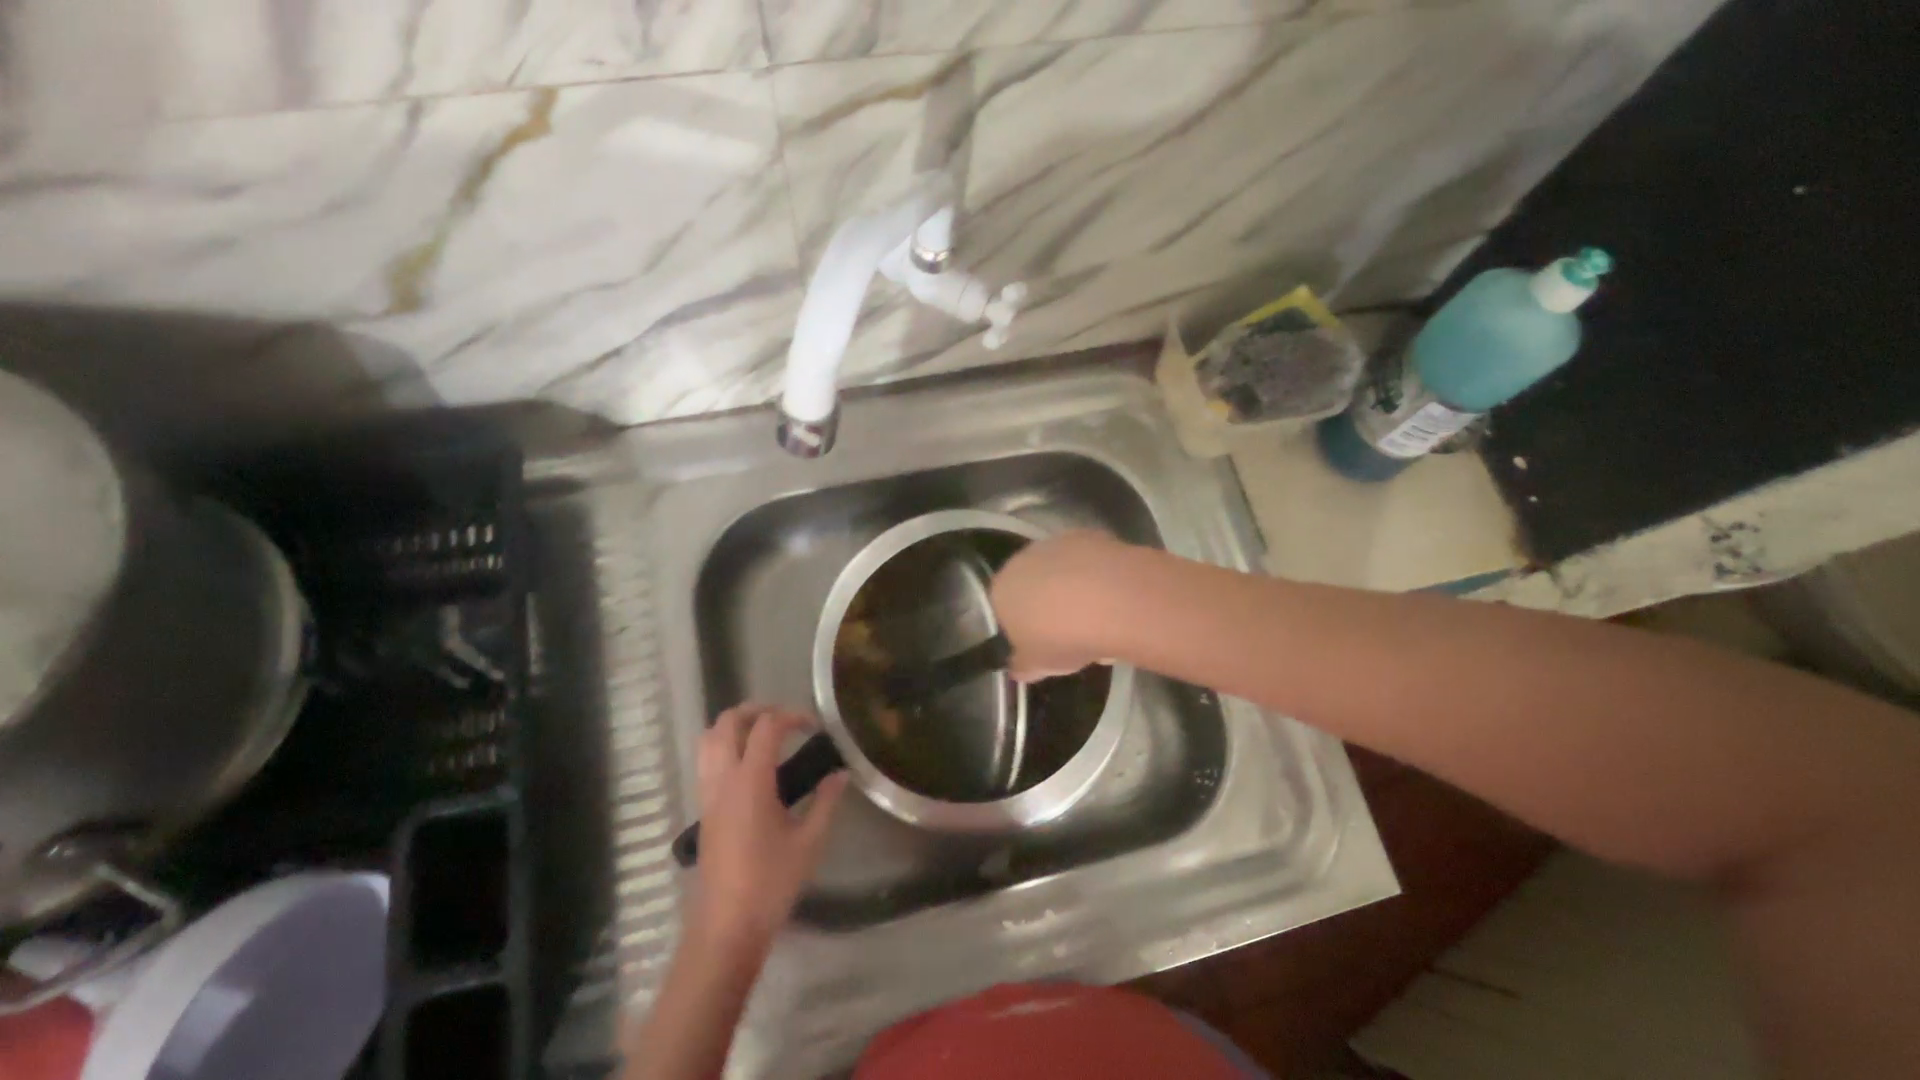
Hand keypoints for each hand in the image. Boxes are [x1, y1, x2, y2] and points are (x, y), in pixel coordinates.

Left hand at [691, 705, 848, 951]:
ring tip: (764, 735)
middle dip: (756, 711)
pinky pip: (706, 762)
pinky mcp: (703, 810)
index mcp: (750, 781)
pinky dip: (724, 747)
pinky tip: (751, 767)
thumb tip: (840, 773)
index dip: (791, 717)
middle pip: (728, 722)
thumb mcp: (809, 841)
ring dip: (735, 726)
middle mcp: (723, 779)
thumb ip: (826, 802)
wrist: (727, 924)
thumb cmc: (771, 882)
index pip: (766, 728)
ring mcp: (708, 794)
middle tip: (786, 720)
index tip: (815, 726)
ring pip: (709, 739)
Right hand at [990, 530, 1130, 680]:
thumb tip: (1018, 666)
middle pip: (1028, 585)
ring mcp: (1055, 544)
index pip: (1002, 611)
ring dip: (1070, 587)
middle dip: (1044, 605)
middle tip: (1067, 631)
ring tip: (1096, 616)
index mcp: (1001, 592)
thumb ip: (1022, 665)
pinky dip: (1095, 574)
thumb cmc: (1064, 639)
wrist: (1115, 601)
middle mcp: (1021, 562)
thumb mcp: (1037, 666)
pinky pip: (1086, 561)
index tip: (1040, 645)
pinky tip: (1112, 595)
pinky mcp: (1089, 535)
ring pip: (1058, 570)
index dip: (1021, 629)